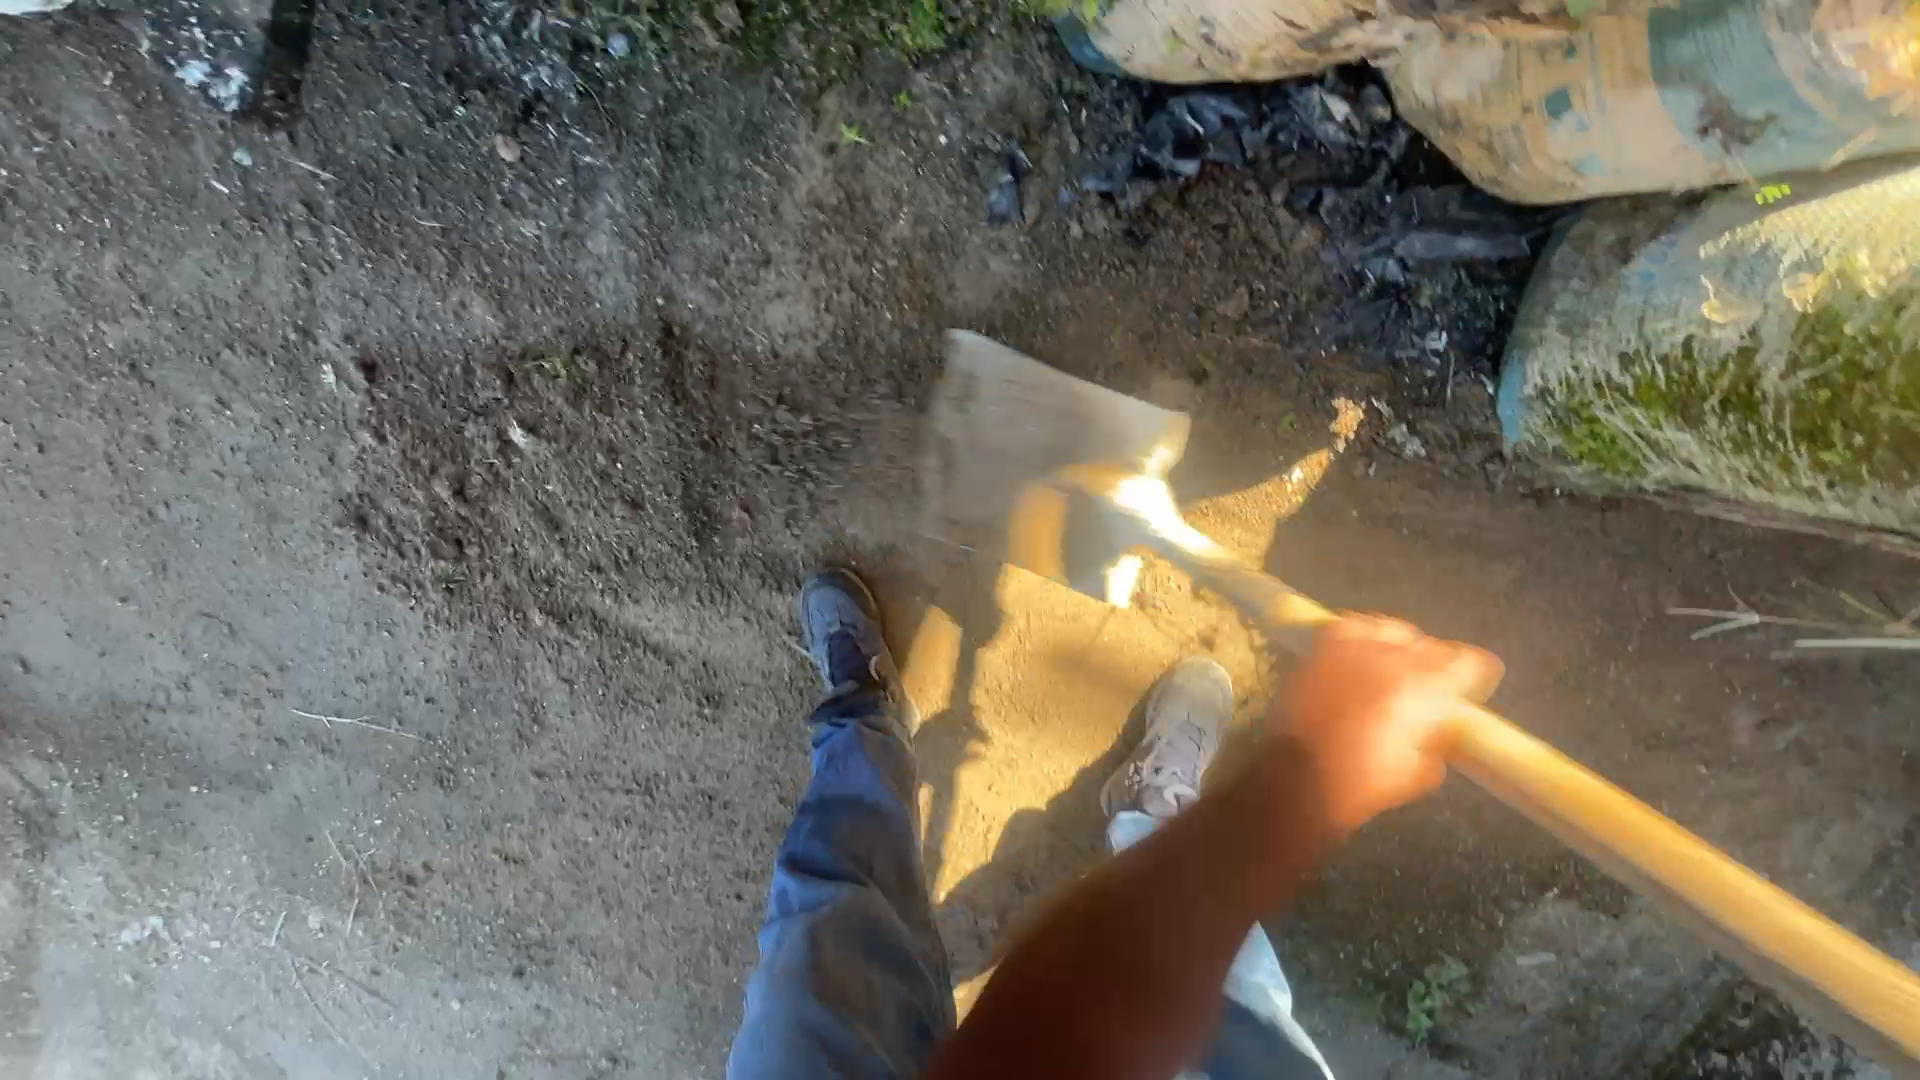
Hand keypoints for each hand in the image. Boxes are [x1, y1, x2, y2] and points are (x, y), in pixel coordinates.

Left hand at [1278, 615, 1501, 832]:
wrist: (1298, 775)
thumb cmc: (1364, 782)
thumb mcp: (1423, 771)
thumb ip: (1438, 737)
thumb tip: (1437, 723)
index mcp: (1425, 686)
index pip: (1470, 661)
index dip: (1476, 674)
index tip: (1471, 689)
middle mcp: (1390, 657)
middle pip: (1428, 644)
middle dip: (1436, 662)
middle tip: (1430, 685)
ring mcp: (1351, 649)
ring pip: (1389, 628)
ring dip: (1398, 645)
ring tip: (1394, 666)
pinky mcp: (1318, 650)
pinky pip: (1347, 627)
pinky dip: (1360, 637)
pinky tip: (1360, 656)